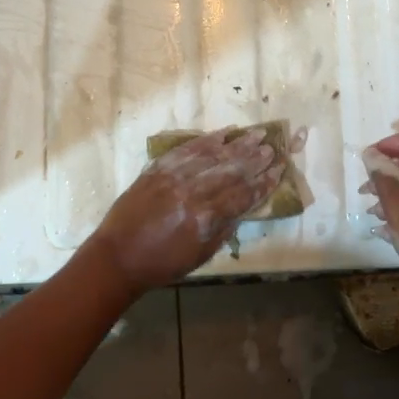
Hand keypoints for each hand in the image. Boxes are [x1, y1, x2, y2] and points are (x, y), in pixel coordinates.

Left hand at [83, 129, 287, 291]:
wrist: (118, 257)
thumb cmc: (162, 264)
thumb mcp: (201, 255)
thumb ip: (223, 229)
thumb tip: (242, 208)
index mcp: (205, 217)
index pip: (242, 195)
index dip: (263, 183)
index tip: (279, 171)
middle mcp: (191, 193)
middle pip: (231, 170)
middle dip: (255, 159)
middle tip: (272, 147)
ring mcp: (172, 177)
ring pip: (211, 155)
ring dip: (236, 144)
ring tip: (256, 134)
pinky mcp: (156, 169)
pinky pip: (185, 150)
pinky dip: (205, 140)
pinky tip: (221, 134)